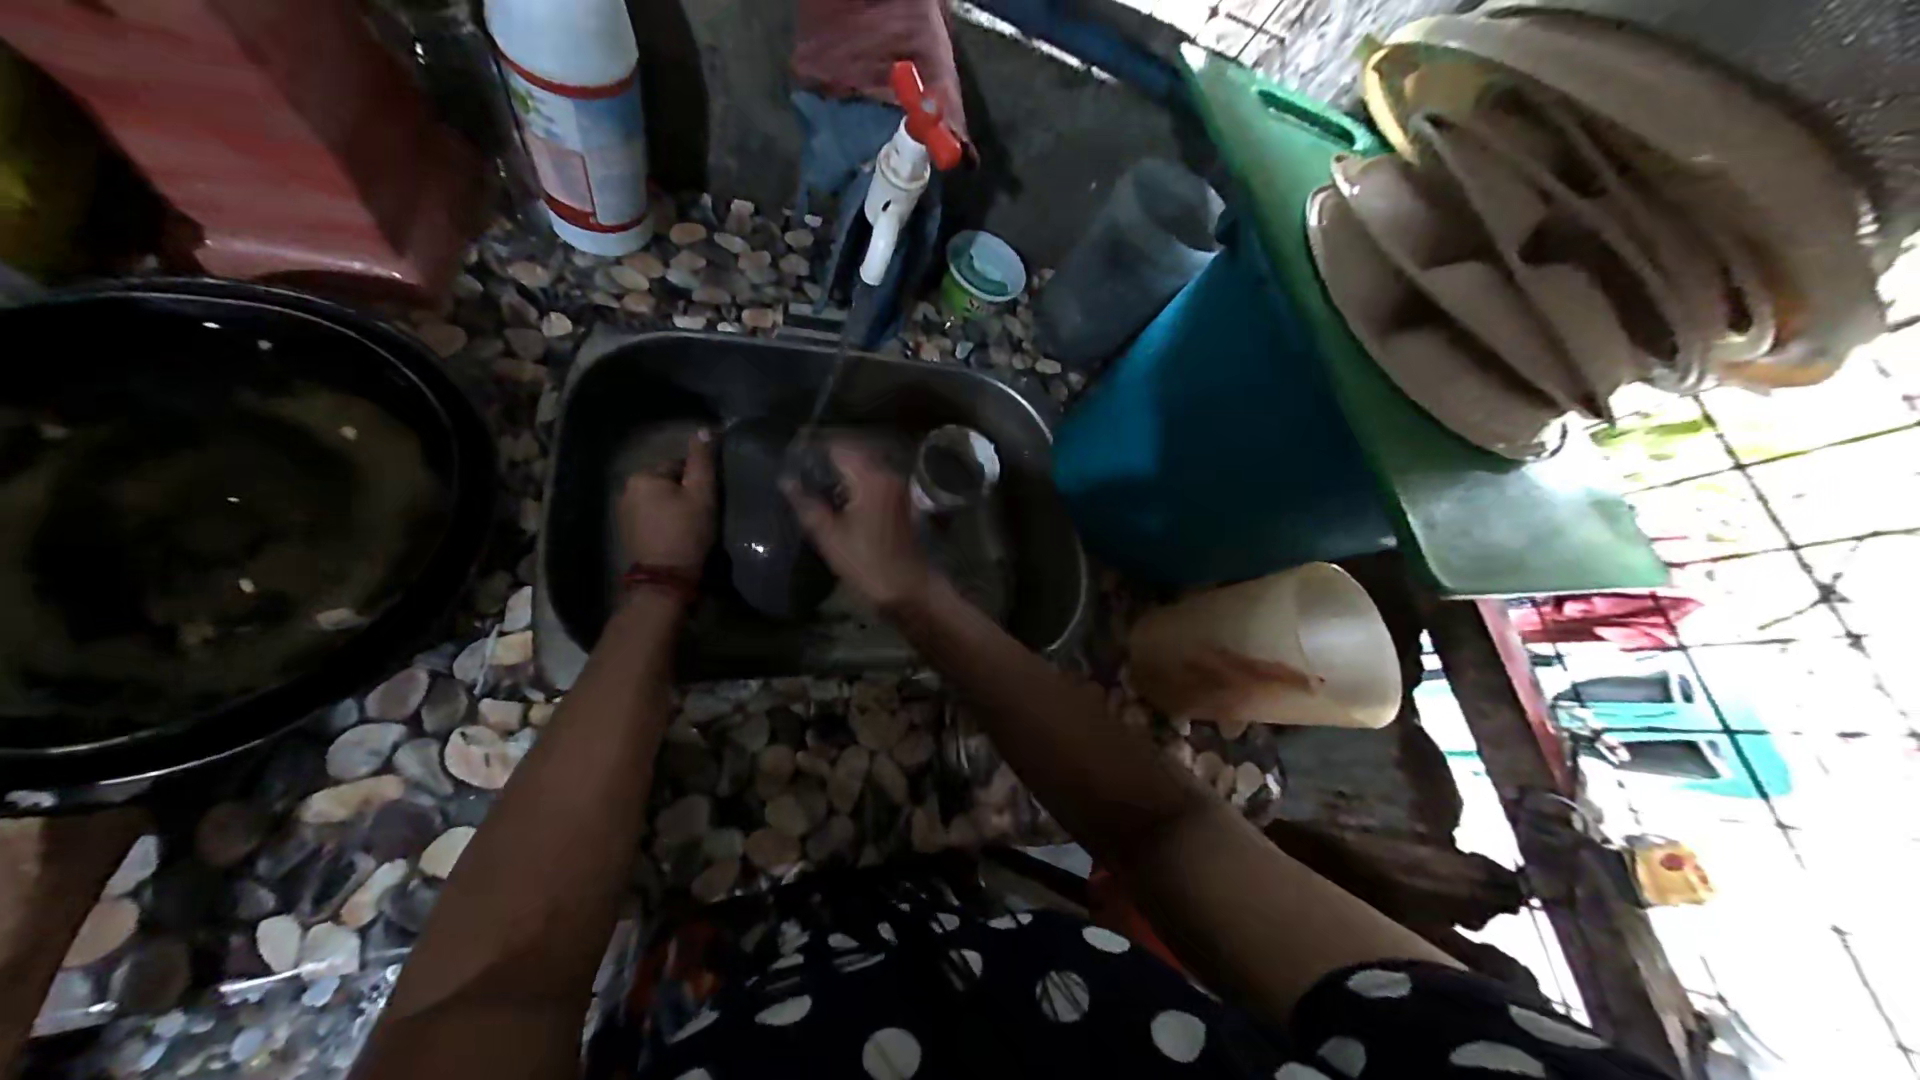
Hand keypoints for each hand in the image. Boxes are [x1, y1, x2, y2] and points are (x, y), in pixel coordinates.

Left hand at [617, 428, 715, 574]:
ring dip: (673, 507)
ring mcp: (622, 511)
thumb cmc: (688, 532)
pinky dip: (663, 520)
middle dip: (683, 493)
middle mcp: (626, 488)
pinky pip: (650, 515)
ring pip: (658, 499)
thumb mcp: (702, 494)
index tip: (709, 500)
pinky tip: (676, 534)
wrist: (666, 577)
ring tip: (691, 525)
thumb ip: (703, 460)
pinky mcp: (625, 530)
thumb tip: (706, 428)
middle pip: (666, 482)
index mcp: (643, 475)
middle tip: (702, 513)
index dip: (697, 482)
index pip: (678, 465)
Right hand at [783, 441, 934, 611]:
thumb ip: (806, 503)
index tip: (795, 448)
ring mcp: (899, 485)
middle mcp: (888, 473)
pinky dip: (857, 476)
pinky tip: (840, 490)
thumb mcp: (829, 535)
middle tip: (803, 461)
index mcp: (870, 478)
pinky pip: (875, 476)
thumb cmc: (866, 562)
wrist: (907, 585)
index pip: (839, 445)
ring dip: (844, 464)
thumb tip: (786, 480)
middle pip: (855, 450)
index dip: (815, 444)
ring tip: (817, 474)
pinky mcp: (902, 497)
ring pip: (866, 462)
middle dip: (829, 453)